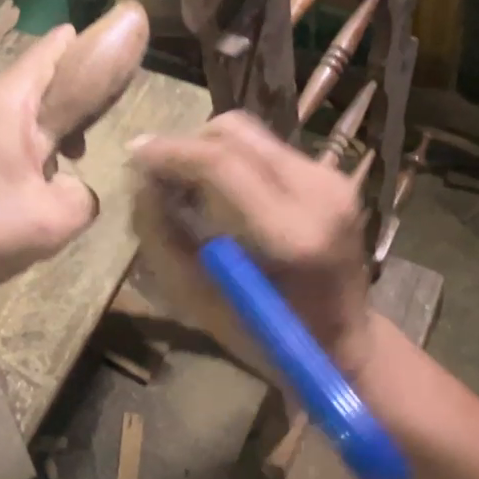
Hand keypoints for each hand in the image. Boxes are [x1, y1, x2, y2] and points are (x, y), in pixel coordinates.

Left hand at [0, 25, 99, 310]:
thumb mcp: (54, 220)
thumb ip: (83, 196)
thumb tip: (76, 189)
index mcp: (3, 103)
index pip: (47, 51)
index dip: (77, 43)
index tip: (100, 42)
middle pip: (28, 84)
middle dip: (63, 103)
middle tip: (85, 138)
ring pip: (6, 114)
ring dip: (36, 134)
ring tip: (53, 172)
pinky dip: (10, 149)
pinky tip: (15, 190)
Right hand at [130, 111, 377, 377]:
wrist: (345, 346)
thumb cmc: (269, 340)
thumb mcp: (199, 301)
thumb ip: (162, 236)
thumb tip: (141, 180)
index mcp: (292, 234)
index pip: (219, 162)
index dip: (169, 151)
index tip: (133, 154)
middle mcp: (318, 192)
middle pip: (233, 132)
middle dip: (186, 146)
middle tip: (159, 177)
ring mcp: (330, 179)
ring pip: (247, 133)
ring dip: (208, 151)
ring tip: (189, 187)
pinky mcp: (331, 175)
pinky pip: (264, 148)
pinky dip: (232, 160)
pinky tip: (221, 193)